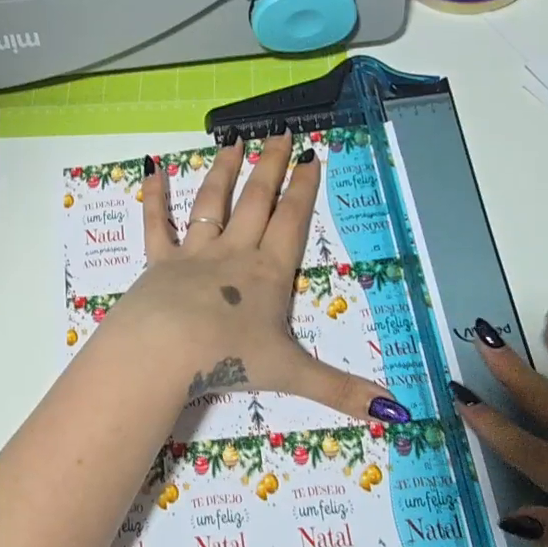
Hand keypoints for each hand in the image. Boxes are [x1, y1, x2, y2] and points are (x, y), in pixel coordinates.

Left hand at [107, 135, 408, 424]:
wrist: (163, 350)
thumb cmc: (227, 358)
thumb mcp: (291, 374)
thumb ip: (341, 391)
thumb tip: (396, 413)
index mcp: (268, 273)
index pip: (291, 221)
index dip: (304, 189)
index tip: (312, 155)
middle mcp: (233, 254)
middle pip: (256, 201)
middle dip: (270, 166)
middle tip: (279, 133)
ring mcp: (193, 255)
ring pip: (211, 204)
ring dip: (223, 172)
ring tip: (231, 141)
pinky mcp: (157, 263)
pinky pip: (155, 224)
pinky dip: (153, 196)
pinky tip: (151, 169)